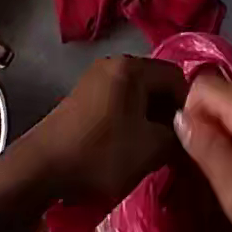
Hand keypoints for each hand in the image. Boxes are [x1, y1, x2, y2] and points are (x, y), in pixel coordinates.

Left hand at [15, 55, 188, 204]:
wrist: (40, 170)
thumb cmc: (99, 154)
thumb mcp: (149, 149)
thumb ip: (178, 138)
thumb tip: (189, 135)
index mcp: (132, 66)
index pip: (177, 76)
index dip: (190, 106)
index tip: (192, 136)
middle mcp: (114, 62)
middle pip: (157, 82)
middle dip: (170, 113)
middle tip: (176, 145)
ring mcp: (96, 77)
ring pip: (139, 94)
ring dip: (151, 118)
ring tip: (154, 148)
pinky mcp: (84, 95)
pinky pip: (120, 100)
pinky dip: (131, 120)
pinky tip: (130, 146)